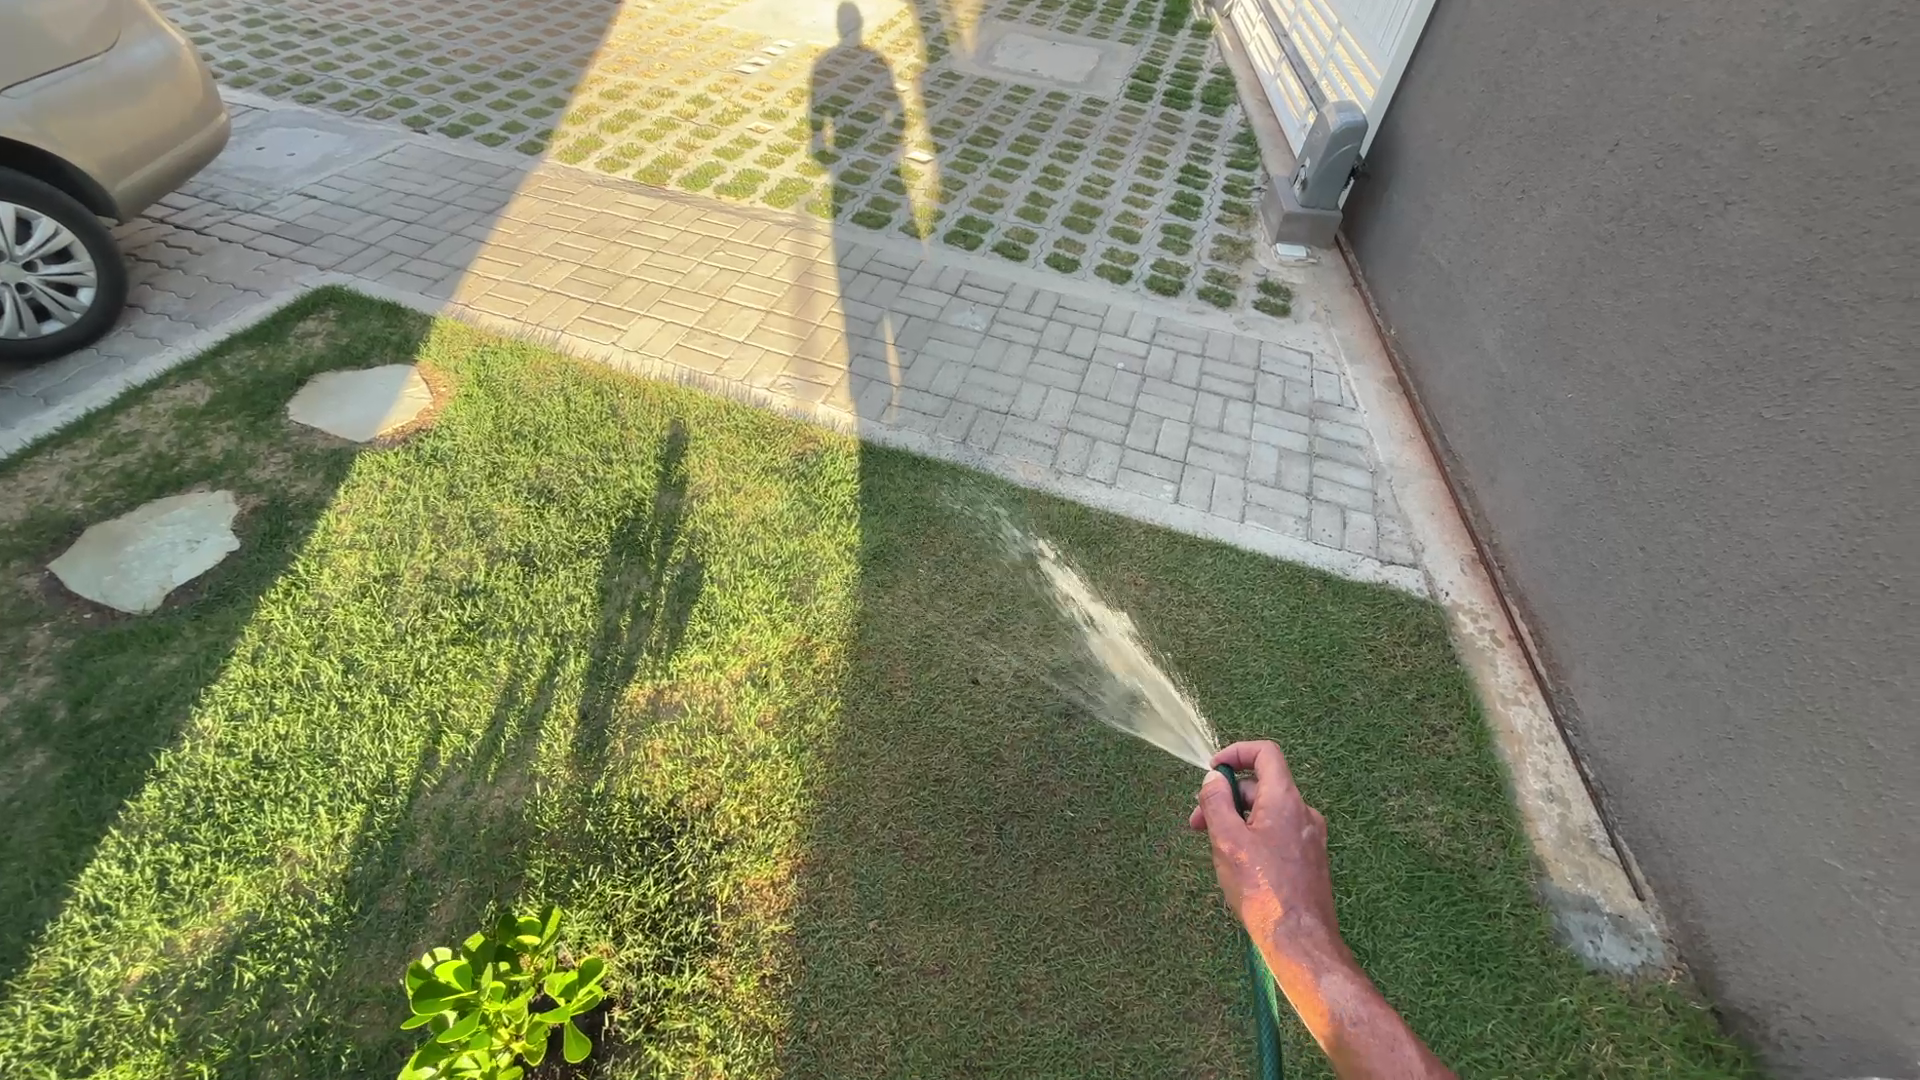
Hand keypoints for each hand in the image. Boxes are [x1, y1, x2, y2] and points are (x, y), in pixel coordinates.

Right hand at [1190, 740, 1340, 950]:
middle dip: (1225, 796)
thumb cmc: (1261, 890)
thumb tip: (1214, 778)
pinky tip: (1237, 862)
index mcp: (1285, 800)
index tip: (1212, 772)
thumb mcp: (1227, 840)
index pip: (1265, 752)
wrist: (1301, 942)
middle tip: (1197, 822)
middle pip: (1260, 785)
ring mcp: (1309, 837)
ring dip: (1236, 818)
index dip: (1235, 753)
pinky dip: (1253, 834)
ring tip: (1213, 846)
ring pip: (1266, 811)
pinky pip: (1277, 831)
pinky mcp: (1309, 858)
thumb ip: (1216, 802)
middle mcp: (1303, 812)